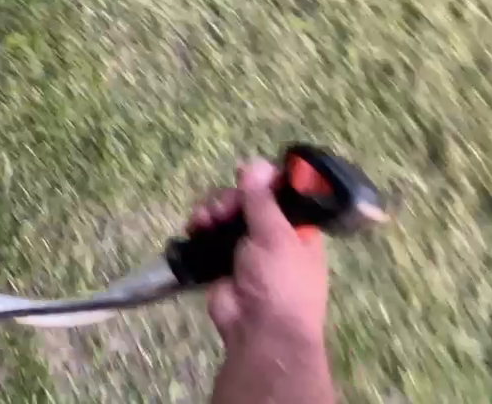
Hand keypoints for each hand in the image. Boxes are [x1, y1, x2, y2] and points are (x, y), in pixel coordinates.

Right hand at [188, 159, 328, 347]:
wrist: (258, 328)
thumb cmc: (280, 283)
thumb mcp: (276, 237)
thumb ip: (262, 199)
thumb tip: (256, 162)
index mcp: (296, 230)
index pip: (279, 193)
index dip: (261, 182)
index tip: (245, 177)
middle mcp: (272, 235)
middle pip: (244, 198)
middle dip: (227, 199)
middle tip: (223, 211)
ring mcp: (245, 246)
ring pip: (222, 211)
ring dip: (209, 211)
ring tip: (203, 223)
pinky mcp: (221, 256)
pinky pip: (206, 229)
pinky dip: (199, 226)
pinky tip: (195, 230)